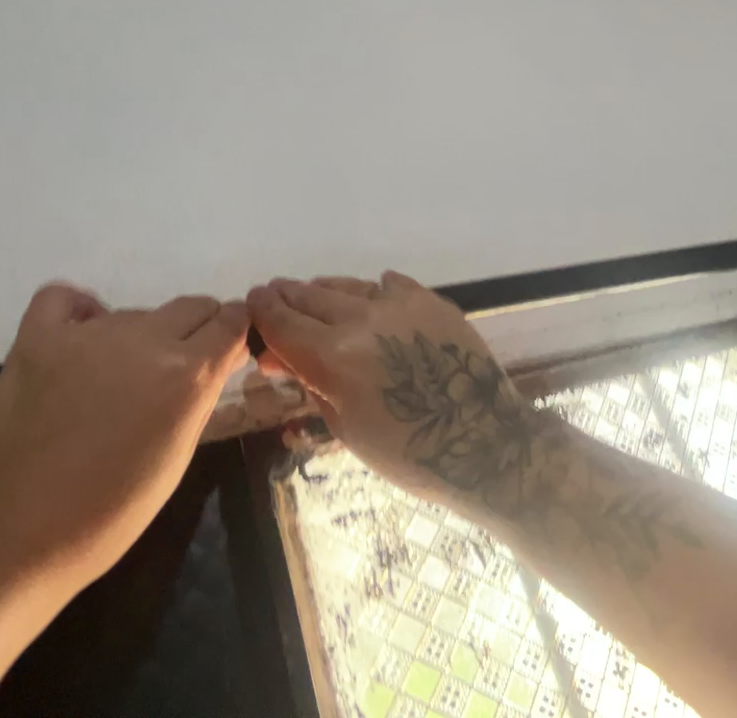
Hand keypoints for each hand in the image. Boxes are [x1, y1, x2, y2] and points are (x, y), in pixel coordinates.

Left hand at [0, 284, 249, 594]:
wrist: (9, 541)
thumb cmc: (108, 516)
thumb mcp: (178, 459)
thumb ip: (201, 399)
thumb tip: (218, 363)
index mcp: (188, 374)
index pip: (233, 320)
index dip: (236, 334)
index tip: (227, 352)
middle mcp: (146, 340)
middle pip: (193, 307)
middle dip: (197, 332)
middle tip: (176, 373)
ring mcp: (88, 334)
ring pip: (137, 313)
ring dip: (141, 337)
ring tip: (113, 384)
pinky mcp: (37, 338)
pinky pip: (67, 299)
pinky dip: (81, 313)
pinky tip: (80, 346)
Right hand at [247, 272, 549, 515]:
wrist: (484, 440)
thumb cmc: (408, 453)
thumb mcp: (345, 425)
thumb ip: (311, 381)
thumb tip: (281, 356)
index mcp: (333, 356)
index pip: (282, 324)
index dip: (262, 313)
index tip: (252, 303)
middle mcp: (362, 319)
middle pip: (310, 298)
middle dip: (288, 297)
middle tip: (274, 295)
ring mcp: (400, 304)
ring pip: (348, 287)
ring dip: (324, 291)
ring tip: (312, 294)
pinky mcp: (430, 300)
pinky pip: (390, 285)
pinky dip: (372, 291)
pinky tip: (369, 297)